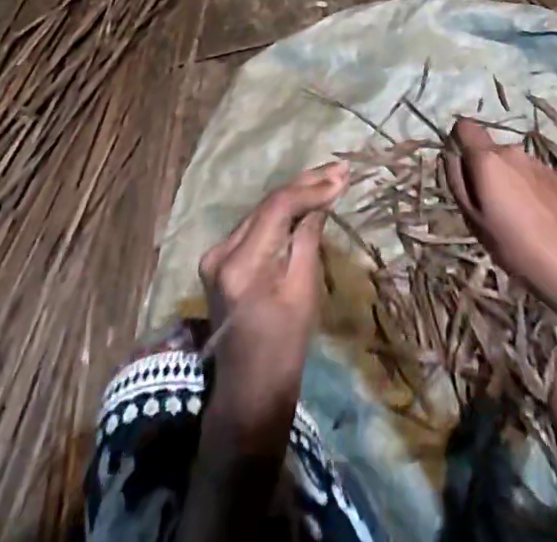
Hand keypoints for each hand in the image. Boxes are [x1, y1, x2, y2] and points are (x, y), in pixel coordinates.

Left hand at [197, 163, 346, 435]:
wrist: (251, 386)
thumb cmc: (285, 344)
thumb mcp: (304, 290)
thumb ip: (308, 239)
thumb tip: (320, 199)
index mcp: (241, 263)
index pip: (277, 207)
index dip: (311, 188)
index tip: (342, 177)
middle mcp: (220, 252)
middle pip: (266, 205)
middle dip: (304, 185)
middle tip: (338, 170)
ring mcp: (214, 256)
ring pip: (259, 213)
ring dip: (292, 197)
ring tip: (326, 178)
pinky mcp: (218, 262)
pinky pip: (253, 228)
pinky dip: (278, 215)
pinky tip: (301, 203)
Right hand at [443, 118, 556, 316]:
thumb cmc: (511, 243)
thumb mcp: (471, 217)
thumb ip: (456, 179)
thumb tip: (451, 153)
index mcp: (487, 159)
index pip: (465, 126)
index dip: (459, 142)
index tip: (461, 167)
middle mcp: (512, 151)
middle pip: (488, 149)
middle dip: (483, 168)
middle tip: (487, 204)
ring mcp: (538, 162)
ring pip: (510, 162)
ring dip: (506, 178)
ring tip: (513, 213)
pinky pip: (530, 174)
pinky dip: (526, 186)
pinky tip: (534, 215)